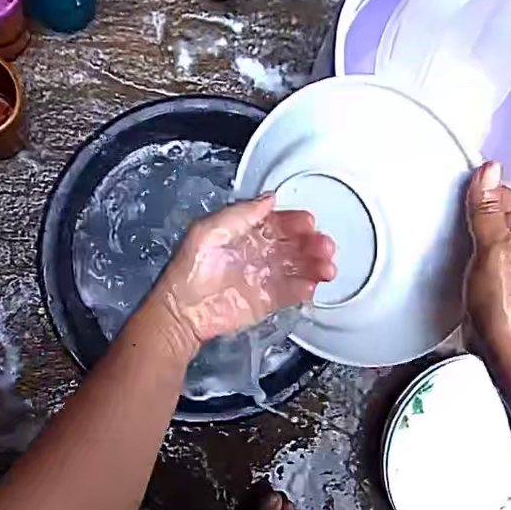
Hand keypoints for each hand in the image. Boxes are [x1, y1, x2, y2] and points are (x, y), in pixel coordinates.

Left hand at [148, 194, 336, 350]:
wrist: (183, 311)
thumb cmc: (189, 269)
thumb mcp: (209, 231)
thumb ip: (241, 214)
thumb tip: (269, 198)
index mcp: (245, 233)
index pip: (278, 222)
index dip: (295, 221)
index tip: (309, 222)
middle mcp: (259, 253)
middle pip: (294, 244)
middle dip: (313, 243)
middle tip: (325, 246)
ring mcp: (265, 277)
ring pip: (299, 267)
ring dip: (316, 265)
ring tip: (327, 267)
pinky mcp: (268, 301)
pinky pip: (293, 292)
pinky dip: (306, 288)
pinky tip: (313, 285)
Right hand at [465, 161, 510, 368]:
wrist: (509, 353)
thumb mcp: (495, 249)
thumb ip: (488, 210)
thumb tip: (488, 172)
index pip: (503, 194)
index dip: (477, 193)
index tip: (452, 195)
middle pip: (493, 214)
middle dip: (468, 215)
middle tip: (446, 221)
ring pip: (483, 236)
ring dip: (464, 236)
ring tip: (447, 240)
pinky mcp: (497, 283)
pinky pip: (477, 257)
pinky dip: (462, 255)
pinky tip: (452, 261)